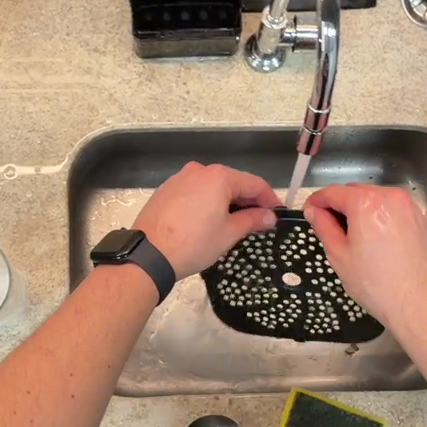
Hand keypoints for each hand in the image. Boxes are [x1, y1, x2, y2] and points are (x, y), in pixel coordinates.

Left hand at [132, 162, 280, 278]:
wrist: (149, 255)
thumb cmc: (193, 244)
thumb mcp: (229, 233)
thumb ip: (252, 220)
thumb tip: (269, 216)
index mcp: (219, 177)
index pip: (254, 183)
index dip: (269, 199)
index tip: (277, 214)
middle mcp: (199, 171)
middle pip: (233, 182)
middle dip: (248, 201)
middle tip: (259, 221)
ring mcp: (179, 179)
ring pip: (212, 187)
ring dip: (227, 202)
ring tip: (234, 224)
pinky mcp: (165, 191)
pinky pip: (194, 193)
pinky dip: (207, 203)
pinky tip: (208, 221)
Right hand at [303, 184, 426, 329]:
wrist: (417, 303)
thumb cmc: (374, 283)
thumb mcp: (339, 255)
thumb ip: (323, 227)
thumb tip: (313, 211)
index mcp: (366, 202)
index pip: (333, 192)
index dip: (316, 201)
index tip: (308, 212)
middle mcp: (390, 196)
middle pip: (355, 192)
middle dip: (339, 205)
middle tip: (327, 227)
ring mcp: (408, 206)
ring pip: (374, 198)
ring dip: (359, 210)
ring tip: (352, 236)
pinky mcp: (420, 219)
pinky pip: (391, 209)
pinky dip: (378, 216)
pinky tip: (374, 240)